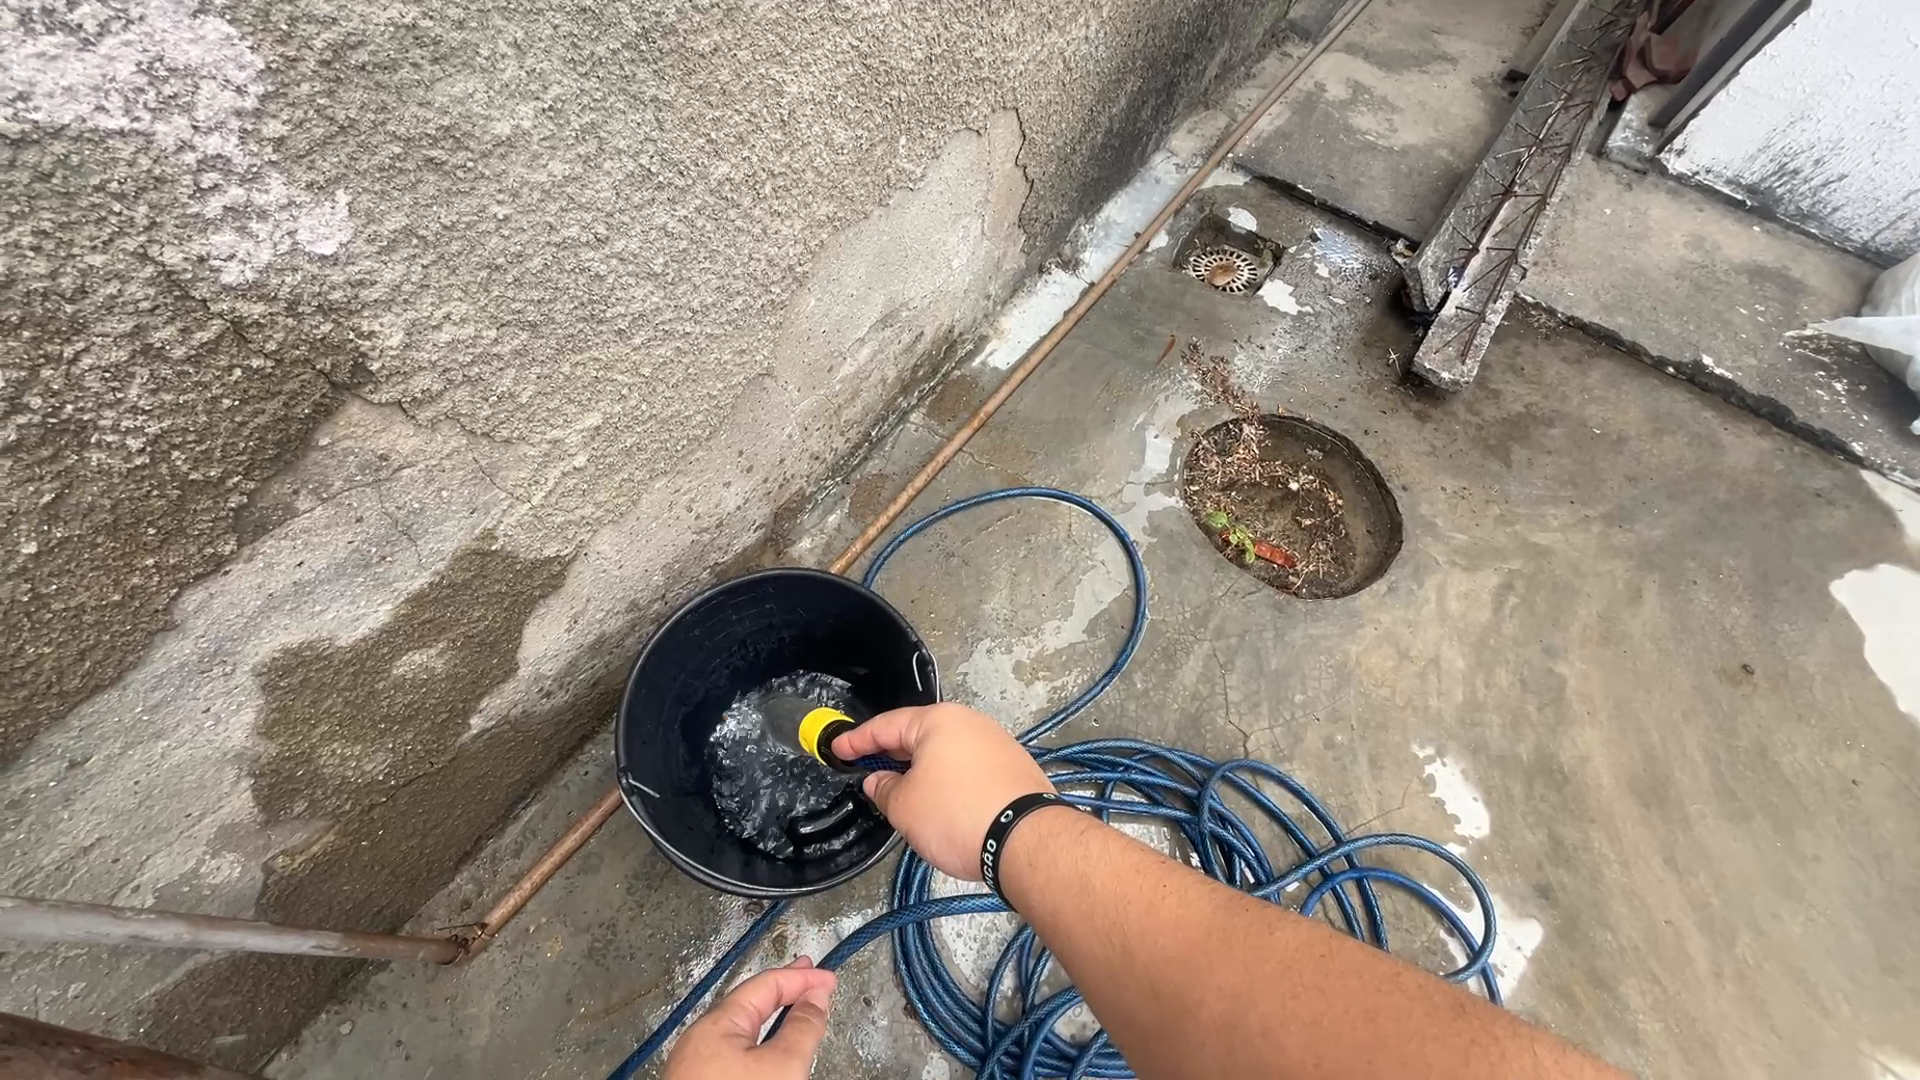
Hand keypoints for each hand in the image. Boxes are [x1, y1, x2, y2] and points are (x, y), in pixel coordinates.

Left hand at [663, 957, 835, 1079]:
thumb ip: (803, 1027)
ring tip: (795, 1010)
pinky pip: (732, 1055)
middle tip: (809, 977)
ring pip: (740, 1032)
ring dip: (772, 1018)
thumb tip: (816, 996)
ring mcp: (694, 1069)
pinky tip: (769, 1052)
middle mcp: (699, 1042)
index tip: (830, 980)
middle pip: (749, 1003)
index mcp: (716, 1024)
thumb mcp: (782, 1067)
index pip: (767, 984)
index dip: (802, 978)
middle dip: (784, 990)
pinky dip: (758, 1043)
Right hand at [831, 703, 1052, 879]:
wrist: (1025, 840)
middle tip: (867, 768)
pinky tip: (940, 801)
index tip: (838, 748)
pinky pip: (968, 765)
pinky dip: (947, 778)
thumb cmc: (959, 815)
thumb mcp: (905, 807)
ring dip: (921, 768)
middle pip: (919, 734)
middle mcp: (969, 722)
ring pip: (945, 751)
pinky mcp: (1012, 766)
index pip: (886, 725)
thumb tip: (879, 781)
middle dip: (891, 754)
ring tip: (902, 791)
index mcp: (938, 721)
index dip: (858, 739)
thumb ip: (884, 790)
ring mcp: (995, 742)